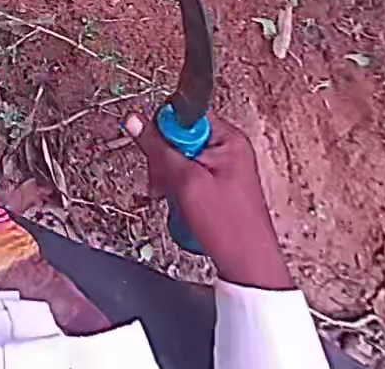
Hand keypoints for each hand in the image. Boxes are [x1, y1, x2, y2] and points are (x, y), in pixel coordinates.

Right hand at [124, 112, 293, 290]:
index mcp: (227, 138)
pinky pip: (187, 173)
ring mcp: (223, 166)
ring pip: (179, 155)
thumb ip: (159, 148)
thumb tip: (135, 121)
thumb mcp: (186, 181)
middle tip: (165, 180)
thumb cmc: (230, 228)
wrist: (249, 271)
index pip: (184, 113)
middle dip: (164, 158)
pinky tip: (180, 204)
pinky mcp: (217, 183)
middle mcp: (227, 147)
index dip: (164, 130)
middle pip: (179, 134)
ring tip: (172, 196)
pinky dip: (178, 187)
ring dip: (169, 175)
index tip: (159, 150)